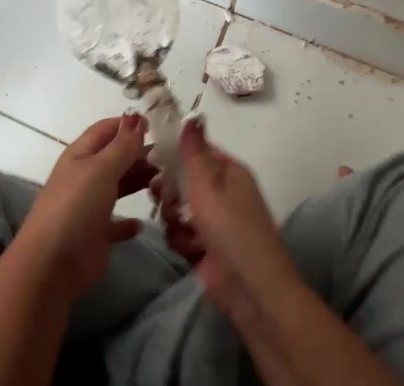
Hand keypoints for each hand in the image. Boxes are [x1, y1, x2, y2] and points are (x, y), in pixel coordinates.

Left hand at [16, 113, 154, 294]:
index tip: (160, 126)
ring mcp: (90, 205)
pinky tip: (144, 223)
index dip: (129, 125)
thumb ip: (121, 146)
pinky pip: (117, 223)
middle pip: (116, 158)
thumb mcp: (100, 169)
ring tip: (169, 182)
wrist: (54, 262)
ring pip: (119, 187)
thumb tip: (135, 116)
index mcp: (81, 154)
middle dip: (141, 154)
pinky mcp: (97, 234)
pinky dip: (130, 222)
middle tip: (174, 157)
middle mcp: (85, 176)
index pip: (106, 130)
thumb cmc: (76, 206)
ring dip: (140, 182)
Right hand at [158, 119, 347, 322]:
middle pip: (181, 179)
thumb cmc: (230, 227)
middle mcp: (221, 193)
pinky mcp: (203, 246)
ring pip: (176, 207)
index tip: (153, 158)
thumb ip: (194, 150)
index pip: (196, 151)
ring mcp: (212, 221)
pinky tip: (189, 248)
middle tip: (162, 195)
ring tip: (184, 228)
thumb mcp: (208, 183)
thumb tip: (192, 115)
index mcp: (228, 171)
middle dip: (168, 189)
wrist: (250, 287)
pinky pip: (179, 232)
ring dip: (174, 217)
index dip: (174, 153)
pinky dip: (181, 239)